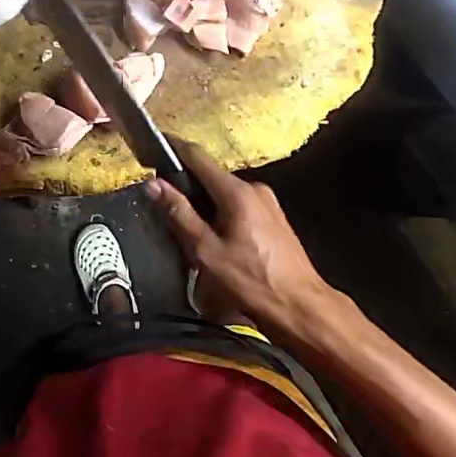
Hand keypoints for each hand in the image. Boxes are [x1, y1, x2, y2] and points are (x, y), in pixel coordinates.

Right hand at [145, 140, 344, 337]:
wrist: (303, 310)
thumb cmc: (254, 282)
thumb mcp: (206, 250)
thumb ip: (179, 214)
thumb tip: (154, 185)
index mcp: (237, 192)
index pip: (197, 156)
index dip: (172, 148)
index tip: (152, 146)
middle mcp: (255, 190)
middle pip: (210, 177)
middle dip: (186, 186)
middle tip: (164, 205)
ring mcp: (267, 204)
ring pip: (224, 193)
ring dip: (203, 204)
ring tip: (188, 230)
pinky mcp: (273, 219)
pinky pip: (238, 205)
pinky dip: (220, 214)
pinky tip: (214, 239)